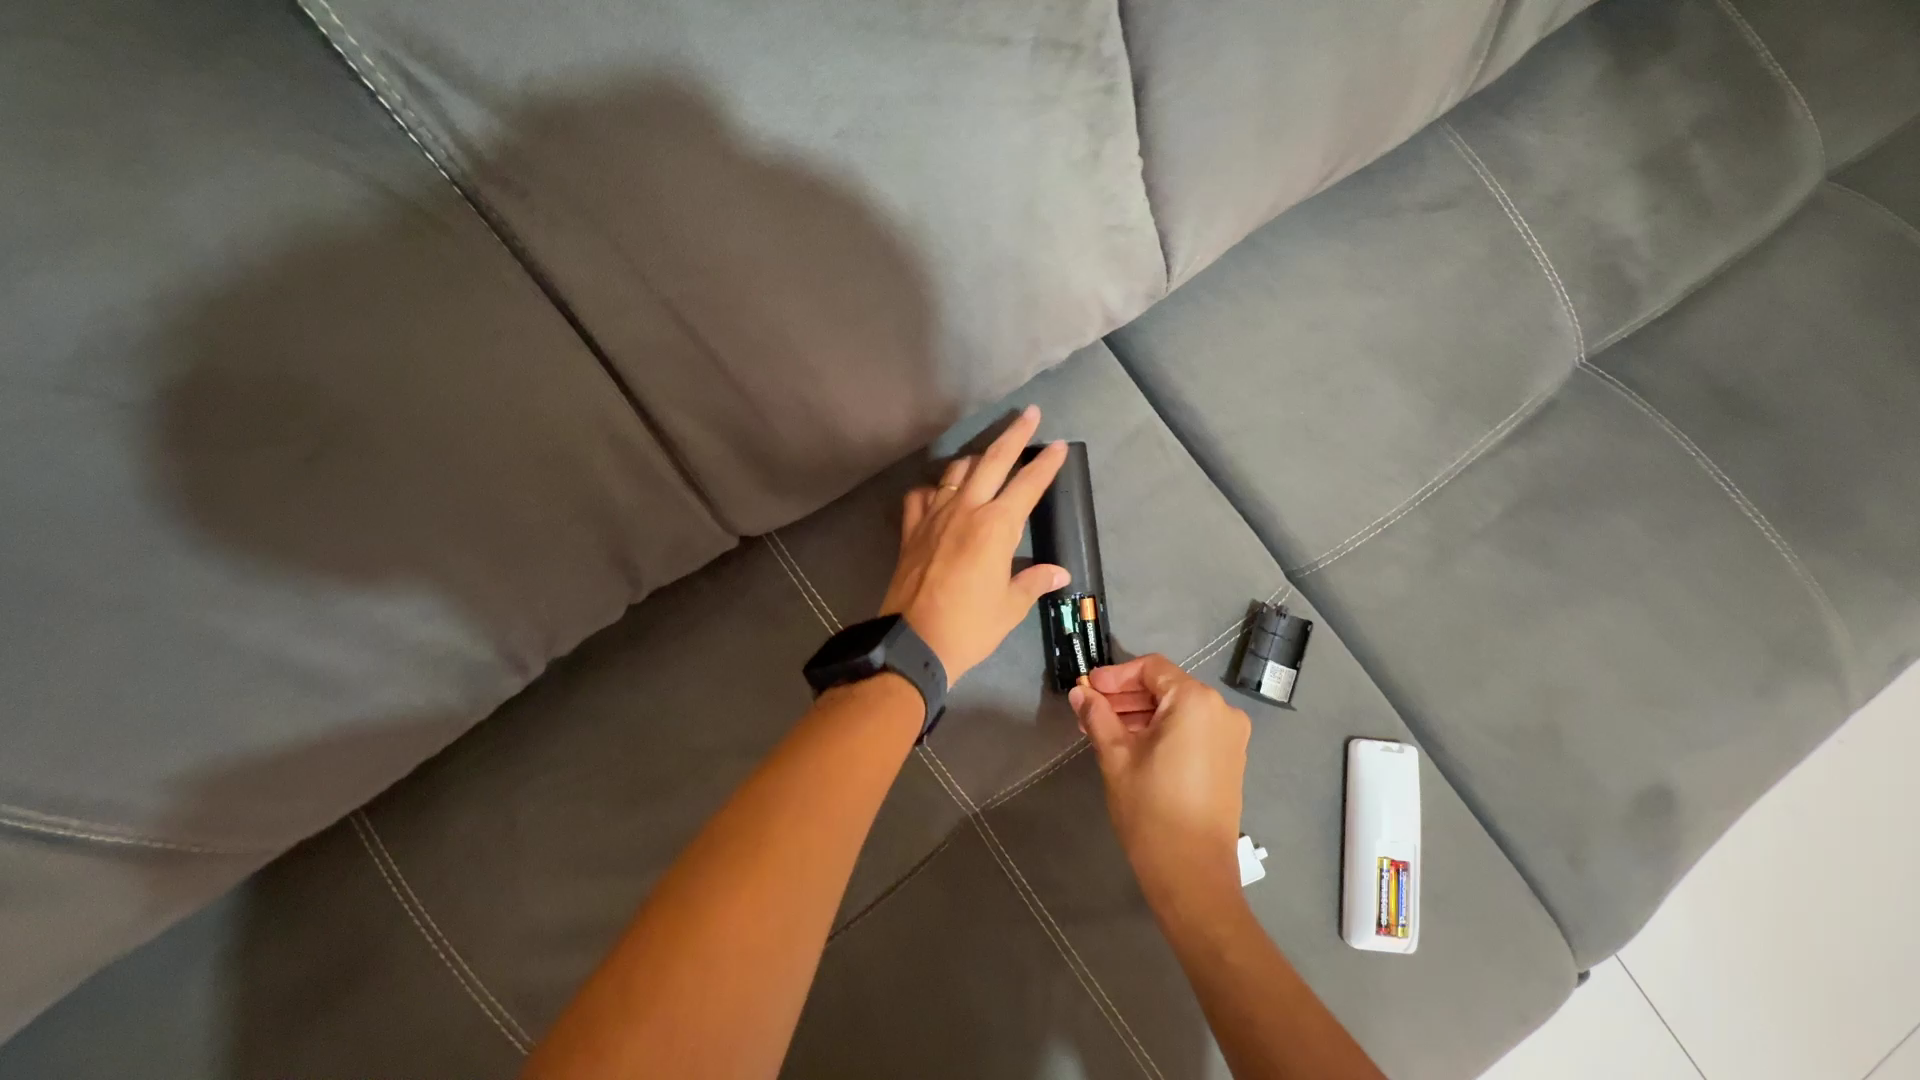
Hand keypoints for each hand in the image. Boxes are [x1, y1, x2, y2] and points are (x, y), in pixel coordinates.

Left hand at [880, 405, 1068, 685]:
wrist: (914, 643)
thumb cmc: (970, 627)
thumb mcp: (1010, 607)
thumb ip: (1033, 582)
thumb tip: (1058, 573)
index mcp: (997, 527)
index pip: (1028, 485)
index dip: (1046, 464)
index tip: (1058, 444)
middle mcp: (966, 510)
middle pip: (993, 460)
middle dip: (1014, 435)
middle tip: (1029, 413)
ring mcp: (934, 517)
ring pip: (956, 472)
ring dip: (975, 459)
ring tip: (987, 456)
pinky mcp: (911, 531)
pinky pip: (921, 497)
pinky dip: (933, 489)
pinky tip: (939, 494)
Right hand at [1069, 654, 1250, 897]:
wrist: (1193, 873)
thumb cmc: (1151, 809)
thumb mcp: (1115, 757)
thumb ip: (1097, 716)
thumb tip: (1079, 693)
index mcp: (1195, 701)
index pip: (1151, 669)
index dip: (1115, 675)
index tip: (1087, 689)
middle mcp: (1221, 710)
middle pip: (1166, 687)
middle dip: (1126, 696)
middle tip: (1090, 711)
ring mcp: (1231, 736)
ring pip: (1178, 710)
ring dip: (1142, 715)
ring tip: (1104, 731)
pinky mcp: (1230, 759)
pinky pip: (1192, 730)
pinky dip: (1163, 731)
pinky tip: (1132, 746)